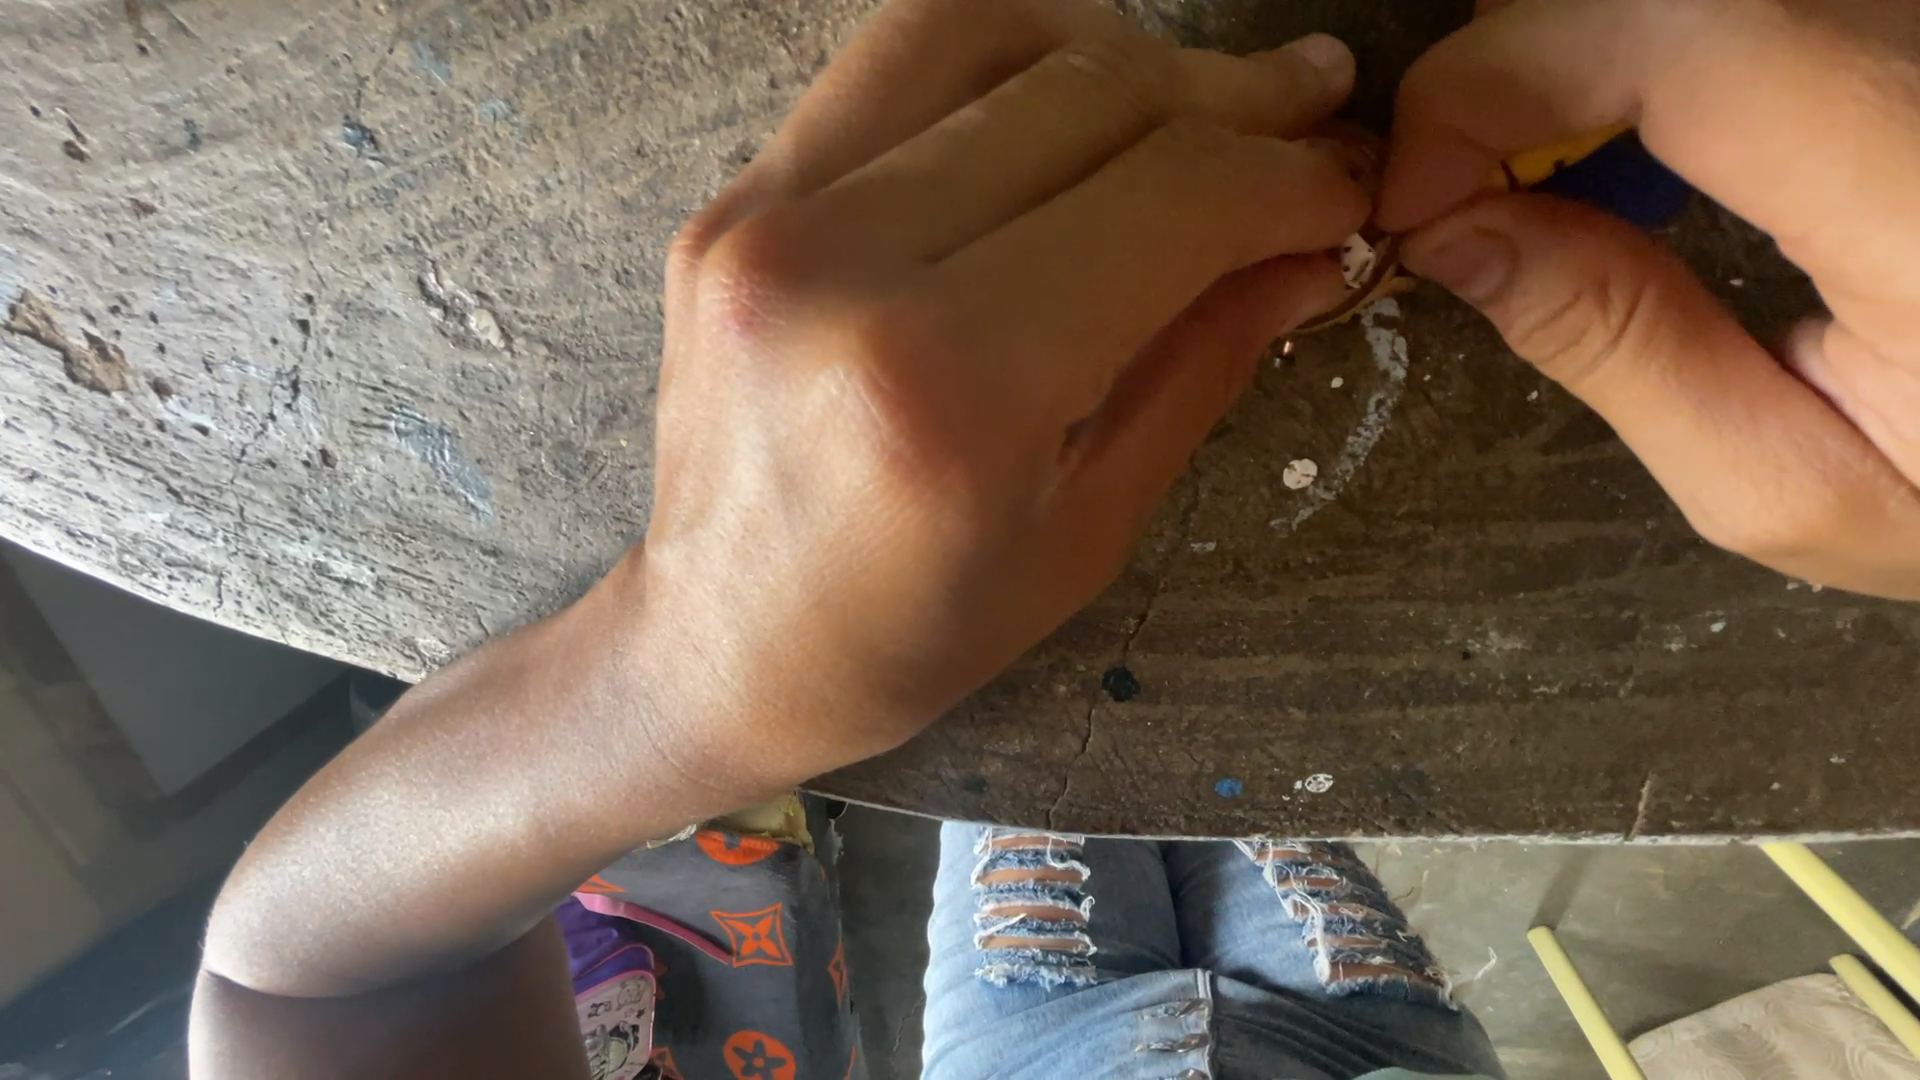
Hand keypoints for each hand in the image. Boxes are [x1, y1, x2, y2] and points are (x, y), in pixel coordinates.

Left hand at [637, 0, 1366, 775]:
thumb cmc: (910, 635)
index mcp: (951, 386)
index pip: (1167, 203)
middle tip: (1301, 123)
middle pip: (1086, 96)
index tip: (1343, 189)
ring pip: (978, 34)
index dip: (1286, 178)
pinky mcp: (730, 212)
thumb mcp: (1082, 533)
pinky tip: (1056, 114)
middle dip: (1227, 102)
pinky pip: (885, 73)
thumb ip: (1197, 368)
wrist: (729, 646)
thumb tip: (1305, 252)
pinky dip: (998, 64)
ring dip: (1117, 53)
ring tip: (1186, 109)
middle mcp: (844, 271)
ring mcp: (765, 223)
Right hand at [1380, 0, 1919, 598]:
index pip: (1684, 31)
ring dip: (1558, 74)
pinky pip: (1732, 22)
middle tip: (1446, 196)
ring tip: (1520, 185)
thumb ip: (1609, 346)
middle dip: (1501, 77)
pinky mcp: (1909, 47)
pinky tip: (1613, 154)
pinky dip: (1622, 71)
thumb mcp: (1777, 481)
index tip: (1409, 199)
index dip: (1491, 86)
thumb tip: (1447, 234)